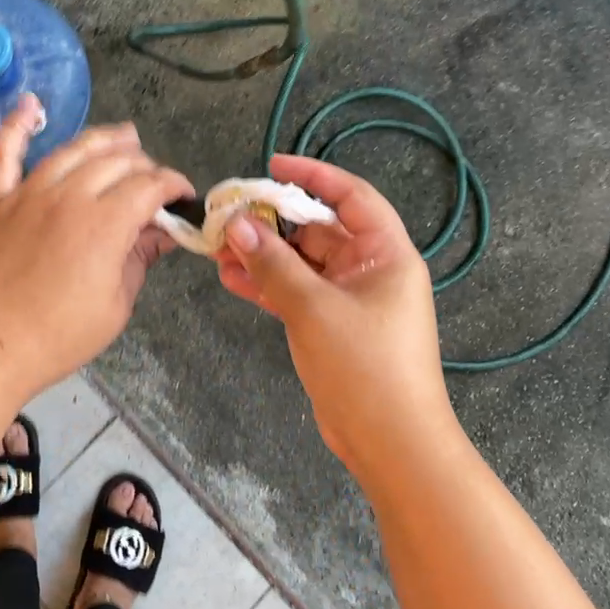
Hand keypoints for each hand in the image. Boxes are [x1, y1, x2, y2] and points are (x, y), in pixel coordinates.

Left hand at [0, 95, 193, 396]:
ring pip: (72, 150)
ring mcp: (28, 193)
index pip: (149, 185)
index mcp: (104, 223)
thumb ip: (140, 259)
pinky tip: (30, 104)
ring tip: (125, 135)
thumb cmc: (57, 336)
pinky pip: (4, 154)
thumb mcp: (116, 306)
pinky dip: (16, 125)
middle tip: (155, 179)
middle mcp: (68, 195)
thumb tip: (164, 232)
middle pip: (116, 162)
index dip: (173, 184)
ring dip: (104, 139)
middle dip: (145, 165)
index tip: (183, 195)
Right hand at [215, 155, 454, 473]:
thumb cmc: (364, 365)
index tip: (272, 165)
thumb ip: (273, 263)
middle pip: (319, 230)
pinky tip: (232, 279)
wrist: (391, 443)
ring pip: (302, 262)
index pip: (351, 196)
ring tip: (219, 250)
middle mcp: (371, 269)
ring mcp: (351, 299)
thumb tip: (237, 223)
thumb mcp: (313, 308)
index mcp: (386, 253)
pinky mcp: (333, 325)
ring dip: (264, 255)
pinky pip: (297, 292)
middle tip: (229, 216)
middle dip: (274, 223)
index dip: (313, 175)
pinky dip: (268, 285)